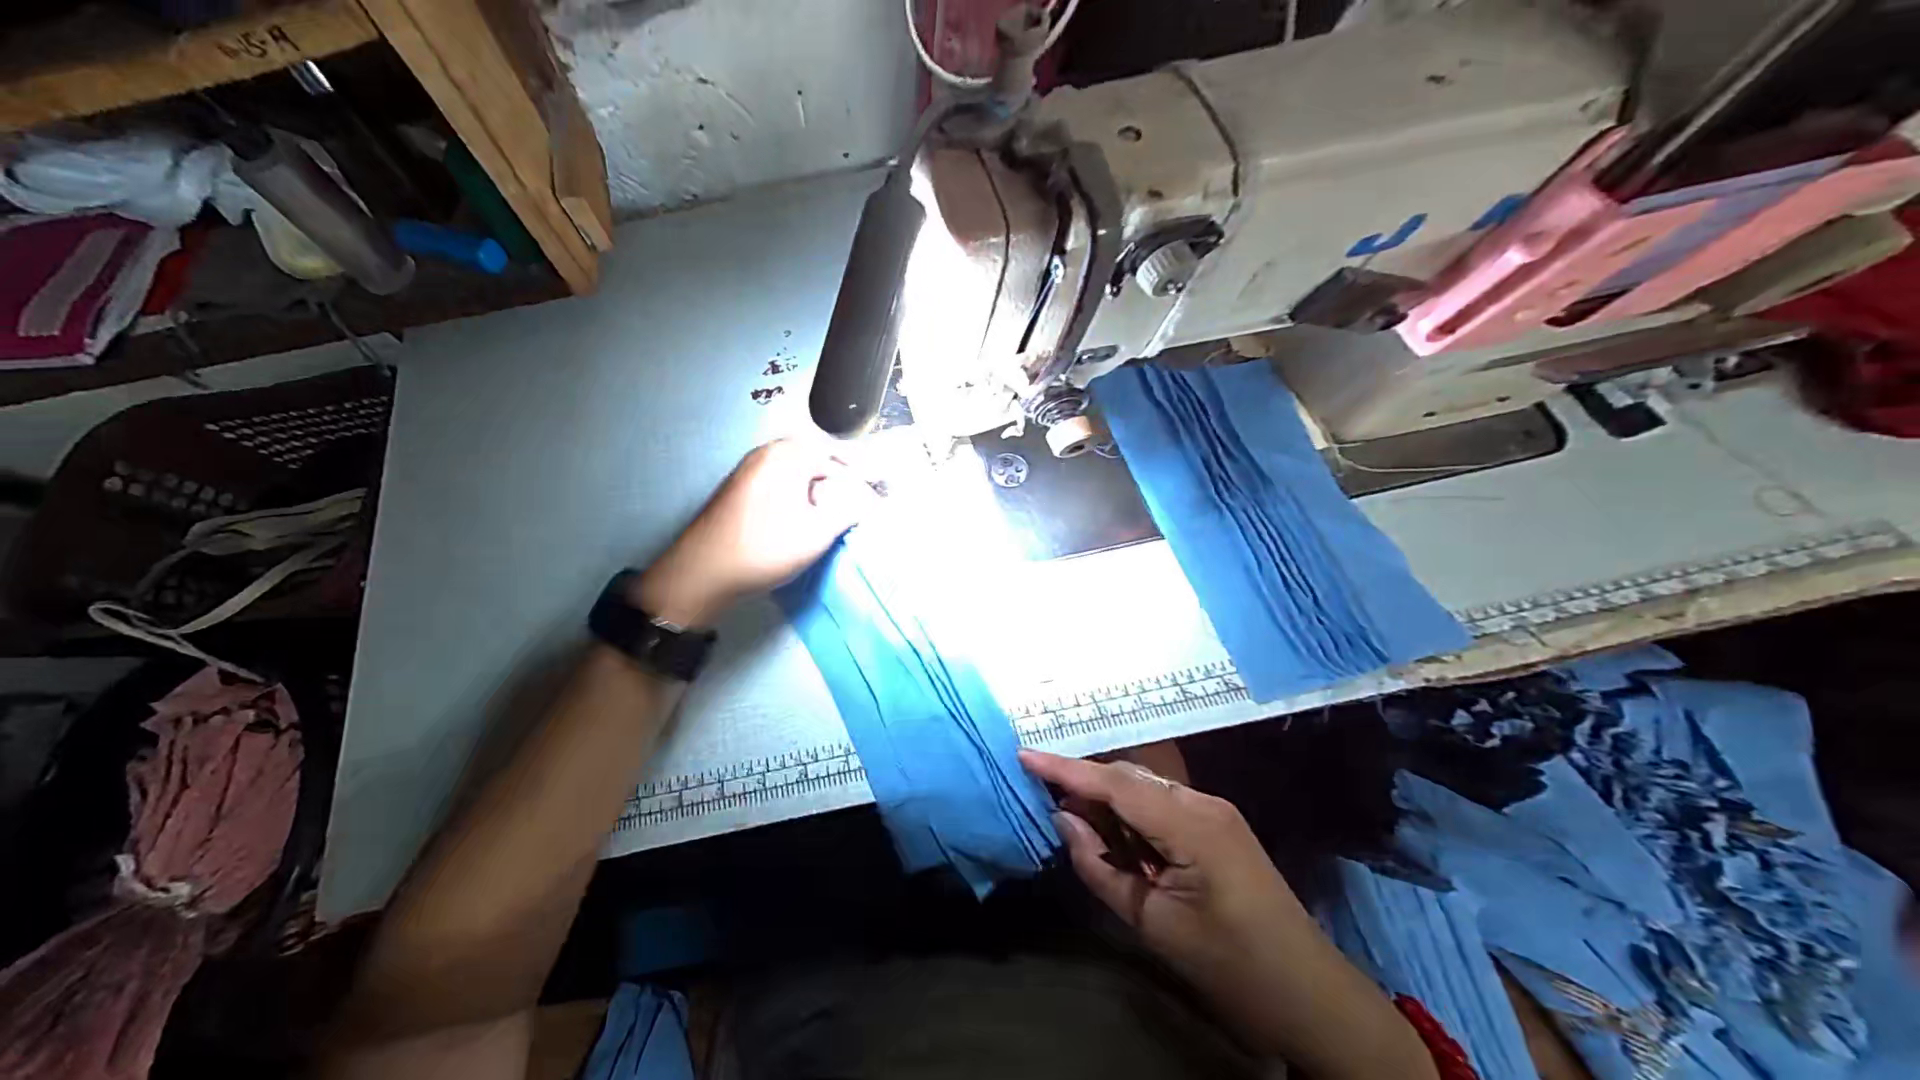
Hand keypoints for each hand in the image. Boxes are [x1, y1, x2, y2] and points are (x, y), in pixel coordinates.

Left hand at [635, 439, 876, 628]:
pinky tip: (807, 513)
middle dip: (842, 474)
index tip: (881, 485)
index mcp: (786, 455)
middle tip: (864, 496)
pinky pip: (782, 479)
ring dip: (821, 484)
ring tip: (840, 507)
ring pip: (798, 468)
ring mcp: (749, 469)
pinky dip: (801, 491)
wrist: (701, 573)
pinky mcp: (740, 488)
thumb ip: (851, 509)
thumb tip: (873, 498)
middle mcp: (766, 453)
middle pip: (817, 455)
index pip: (837, 452)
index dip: (863, 469)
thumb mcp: (817, 532)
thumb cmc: (763, 549)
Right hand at [1019, 750, 1309, 979]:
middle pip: (1130, 777)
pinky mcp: (1220, 825)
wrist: (1309, 992)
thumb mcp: (1153, 923)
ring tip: (1076, 820)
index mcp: (1190, 823)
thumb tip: (1065, 822)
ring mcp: (1215, 811)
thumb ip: (1101, 867)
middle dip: (1085, 783)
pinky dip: (1133, 812)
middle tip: (1045, 800)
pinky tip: (1117, 835)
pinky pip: (1163, 804)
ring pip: (1146, 787)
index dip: (1066, 768)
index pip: (1115, 783)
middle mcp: (1203, 802)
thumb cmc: (1229, 964)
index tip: (1024, 755)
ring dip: (1109, 798)